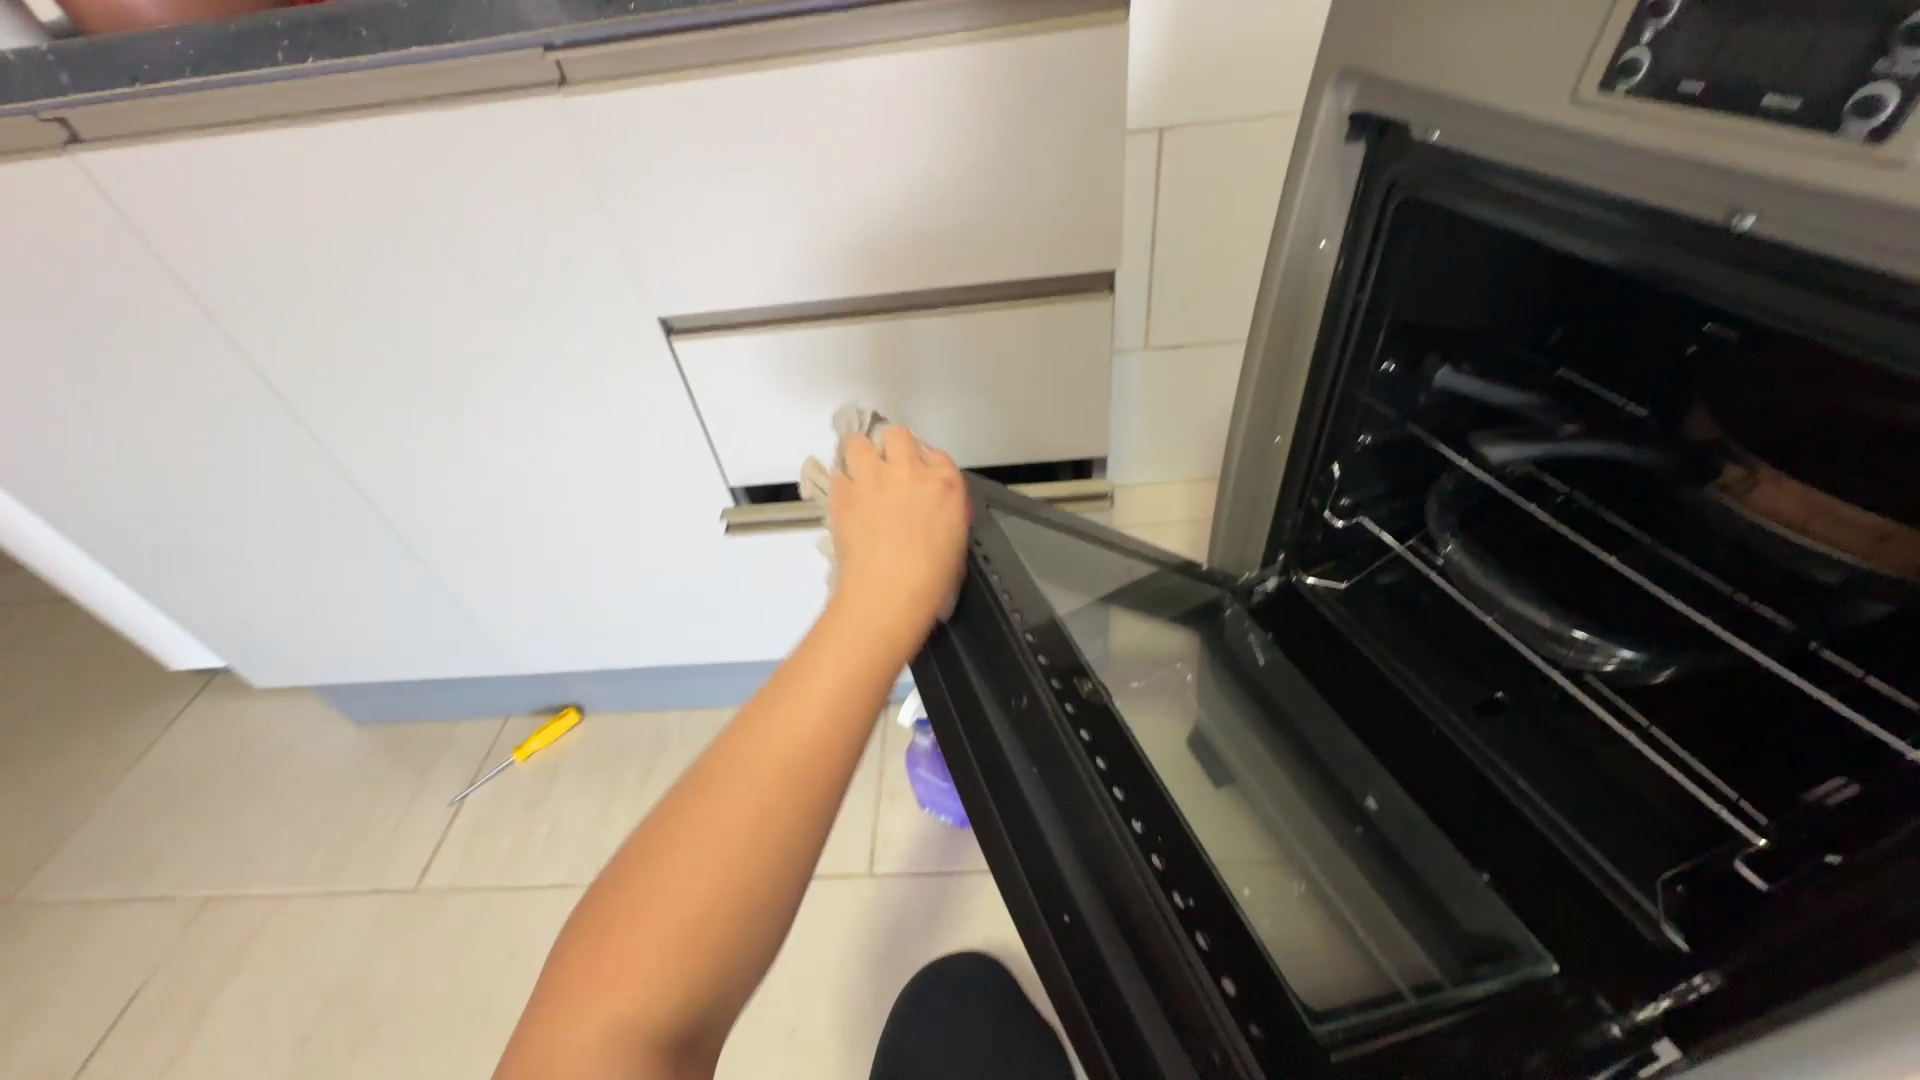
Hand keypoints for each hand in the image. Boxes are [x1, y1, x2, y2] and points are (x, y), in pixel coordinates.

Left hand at [827, 425, 968, 645]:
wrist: (890, 591)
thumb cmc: (931, 579)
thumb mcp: (955, 543)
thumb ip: (945, 516)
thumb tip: (931, 515)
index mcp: (945, 483)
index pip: (936, 454)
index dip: (924, 464)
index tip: (919, 477)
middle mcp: (909, 470)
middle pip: (897, 435)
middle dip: (891, 447)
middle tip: (888, 469)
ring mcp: (873, 477)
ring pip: (858, 442)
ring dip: (858, 455)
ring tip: (858, 474)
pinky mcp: (843, 492)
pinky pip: (836, 473)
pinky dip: (839, 482)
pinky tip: (843, 497)